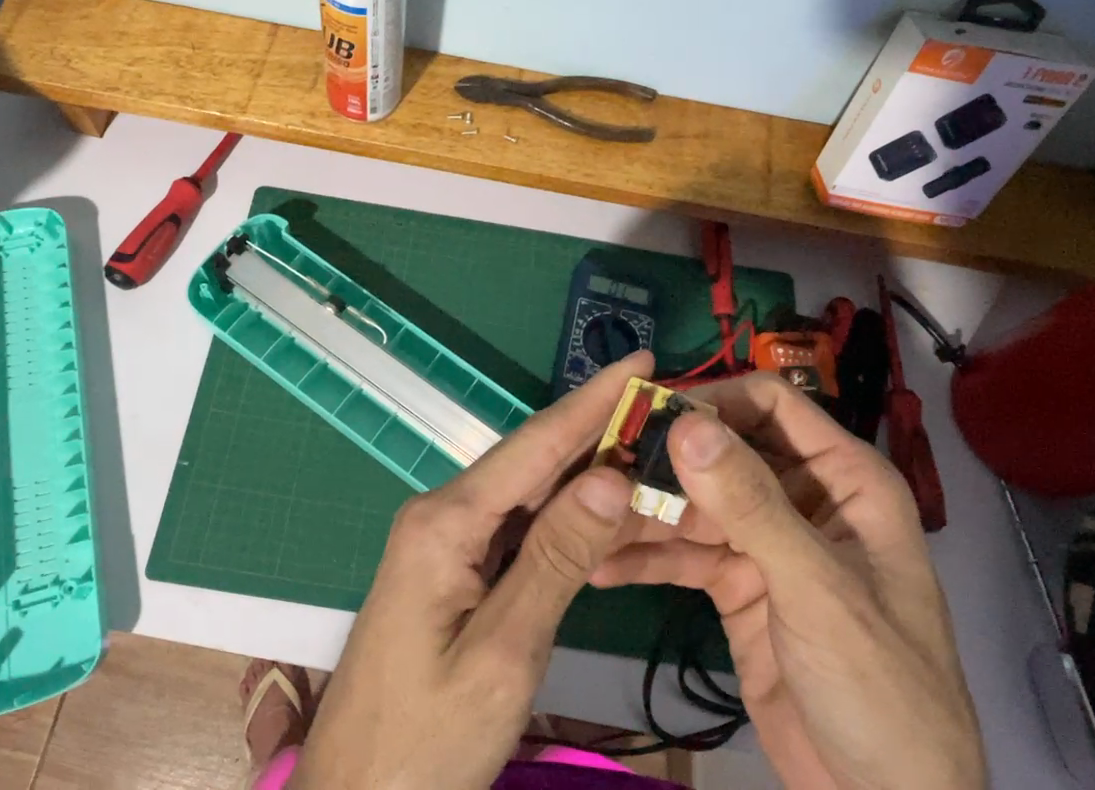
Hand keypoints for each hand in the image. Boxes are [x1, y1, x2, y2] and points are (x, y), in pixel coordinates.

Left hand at [294, 353, 653, 789]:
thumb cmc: (429, 734)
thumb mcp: (504, 652)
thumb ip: (556, 560)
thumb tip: (610, 477)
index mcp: (445, 522)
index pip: (534, 446)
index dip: (591, 402)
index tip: (642, 360)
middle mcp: (441, 516)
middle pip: (530, 462)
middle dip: (597, 432)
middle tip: (665, 409)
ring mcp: (444, 544)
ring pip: (526, 495)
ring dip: (586, 474)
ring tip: (651, 449)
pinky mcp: (452, 572)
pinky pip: (516, 530)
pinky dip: (564, 519)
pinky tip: (604, 512)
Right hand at [592, 373, 985, 789]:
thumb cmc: (879, 684)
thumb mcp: (816, 588)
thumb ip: (750, 505)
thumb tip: (684, 424)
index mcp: (842, 480)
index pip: (768, 406)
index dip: (708, 401)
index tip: (642, 416)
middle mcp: (801, 500)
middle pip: (719, 455)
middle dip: (660, 461)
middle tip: (595, 473)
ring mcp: (766, 545)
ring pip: (693, 505)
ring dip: (642, 512)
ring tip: (585, 521)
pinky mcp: (737, 588)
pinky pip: (683, 556)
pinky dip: (646, 559)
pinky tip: (601, 567)